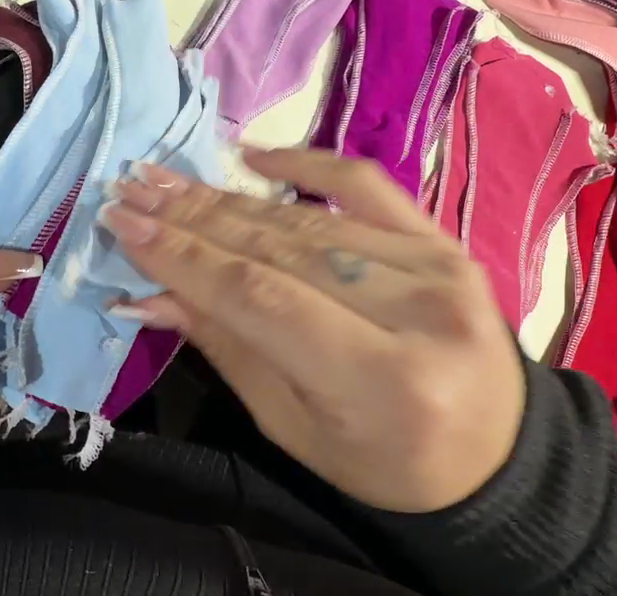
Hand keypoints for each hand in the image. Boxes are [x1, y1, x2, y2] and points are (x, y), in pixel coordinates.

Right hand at [101, 147, 525, 512]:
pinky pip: (365, 183)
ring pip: (305, 218)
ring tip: (164, 180)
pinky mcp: (441, 239)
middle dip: (191, 217)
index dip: (184, 255)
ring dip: (225, 197)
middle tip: (130, 189)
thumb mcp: (294, 426)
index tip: (121, 221)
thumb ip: (225, 346)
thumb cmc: (385, 462)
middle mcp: (415, 310)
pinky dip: (305, 161)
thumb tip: (145, 291)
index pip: (259, 296)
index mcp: (384, 379)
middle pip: (277, 247)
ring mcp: (436, 265)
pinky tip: (250, 154)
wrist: (494, 456)